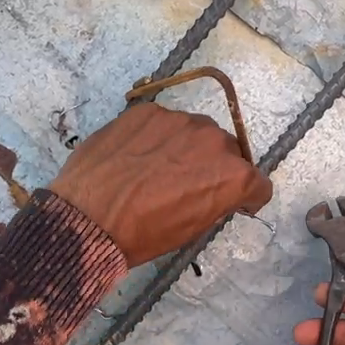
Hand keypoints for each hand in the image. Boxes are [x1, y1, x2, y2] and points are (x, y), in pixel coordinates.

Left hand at [49, 103, 271, 265]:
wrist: (88, 217)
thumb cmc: (143, 234)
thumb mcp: (191, 230)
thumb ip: (215, 202)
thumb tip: (217, 191)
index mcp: (233, 175)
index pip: (257, 183)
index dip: (246, 197)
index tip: (232, 203)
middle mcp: (213, 140)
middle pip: (225, 152)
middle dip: (212, 168)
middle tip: (184, 187)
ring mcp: (179, 120)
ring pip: (192, 133)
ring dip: (183, 148)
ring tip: (153, 170)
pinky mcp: (147, 111)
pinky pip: (161, 123)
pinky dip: (154, 137)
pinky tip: (133, 157)